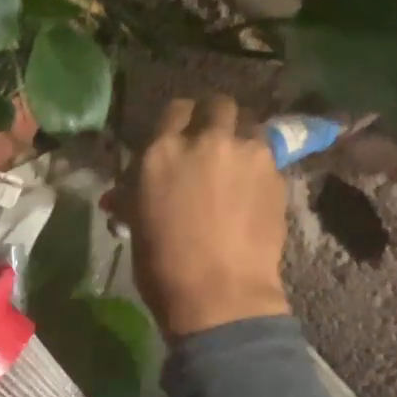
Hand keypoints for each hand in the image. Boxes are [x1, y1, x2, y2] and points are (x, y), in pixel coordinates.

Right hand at [124, 96, 290, 336]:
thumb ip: (133, 198)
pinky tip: (248, 192)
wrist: (218, 291)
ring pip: (249, 126)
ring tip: (232, 165)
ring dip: (239, 138)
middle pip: (219, 105)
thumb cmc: (161, 264)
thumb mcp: (137, 226)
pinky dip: (256, 165)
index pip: (174, 110)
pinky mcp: (278, 172)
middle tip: (208, 141)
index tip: (175, 136)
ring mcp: (249, 153)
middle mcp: (206, 141)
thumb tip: (119, 195)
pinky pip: (266, 155)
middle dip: (213, 117)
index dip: (176, 121)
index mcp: (161, 153)